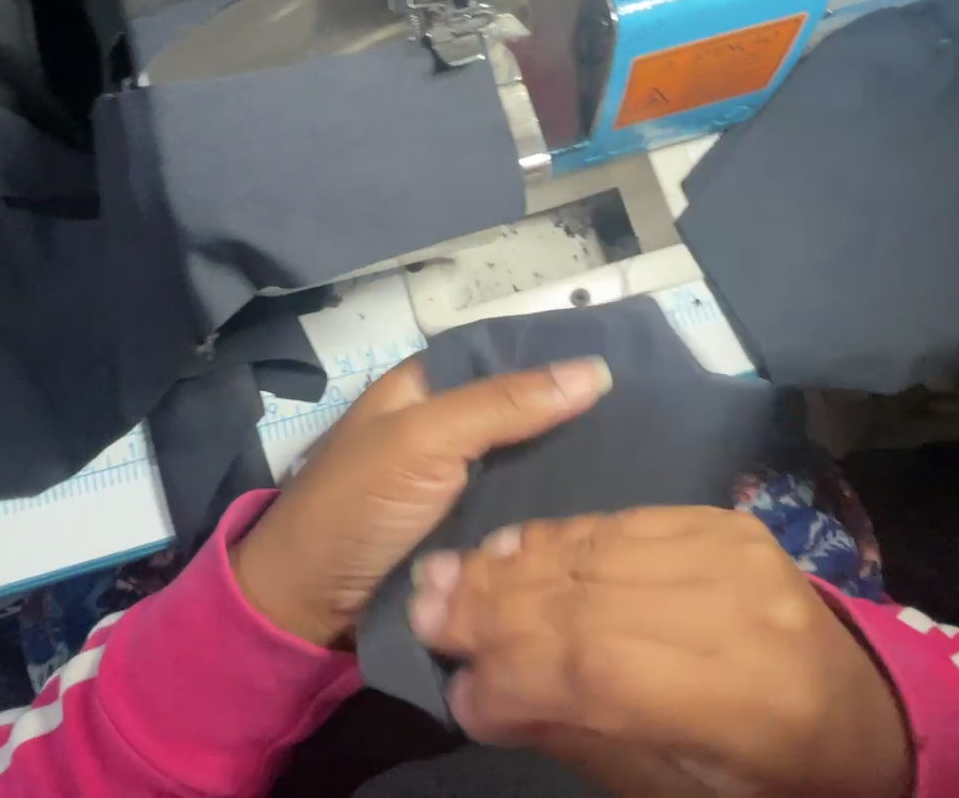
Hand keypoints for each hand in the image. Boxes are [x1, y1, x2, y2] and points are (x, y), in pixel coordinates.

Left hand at [230, 355, 612, 646]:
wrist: (310, 603)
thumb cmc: (358, 503)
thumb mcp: (424, 439)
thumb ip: (502, 404)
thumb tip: (595, 370)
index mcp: (425, 384)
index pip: (502, 354)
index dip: (555, 356)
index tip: (623, 365)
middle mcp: (445, 422)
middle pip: (519, 406)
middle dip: (573, 413)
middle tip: (648, 419)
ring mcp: (458, 475)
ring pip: (526, 456)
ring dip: (571, 460)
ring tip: (645, 458)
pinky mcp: (469, 523)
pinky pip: (520, 501)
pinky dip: (553, 502)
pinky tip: (606, 502)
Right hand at [408, 507, 911, 797]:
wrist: (861, 698)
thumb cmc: (769, 770)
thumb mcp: (677, 786)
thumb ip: (580, 734)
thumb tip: (479, 696)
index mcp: (743, 699)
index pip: (602, 671)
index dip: (518, 676)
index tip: (459, 691)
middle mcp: (735, 609)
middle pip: (589, 599)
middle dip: (495, 609)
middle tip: (423, 612)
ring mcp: (729, 549)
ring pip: (592, 550)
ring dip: (509, 566)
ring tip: (443, 576)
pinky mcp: (717, 517)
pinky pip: (614, 519)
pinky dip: (551, 536)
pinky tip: (503, 545)